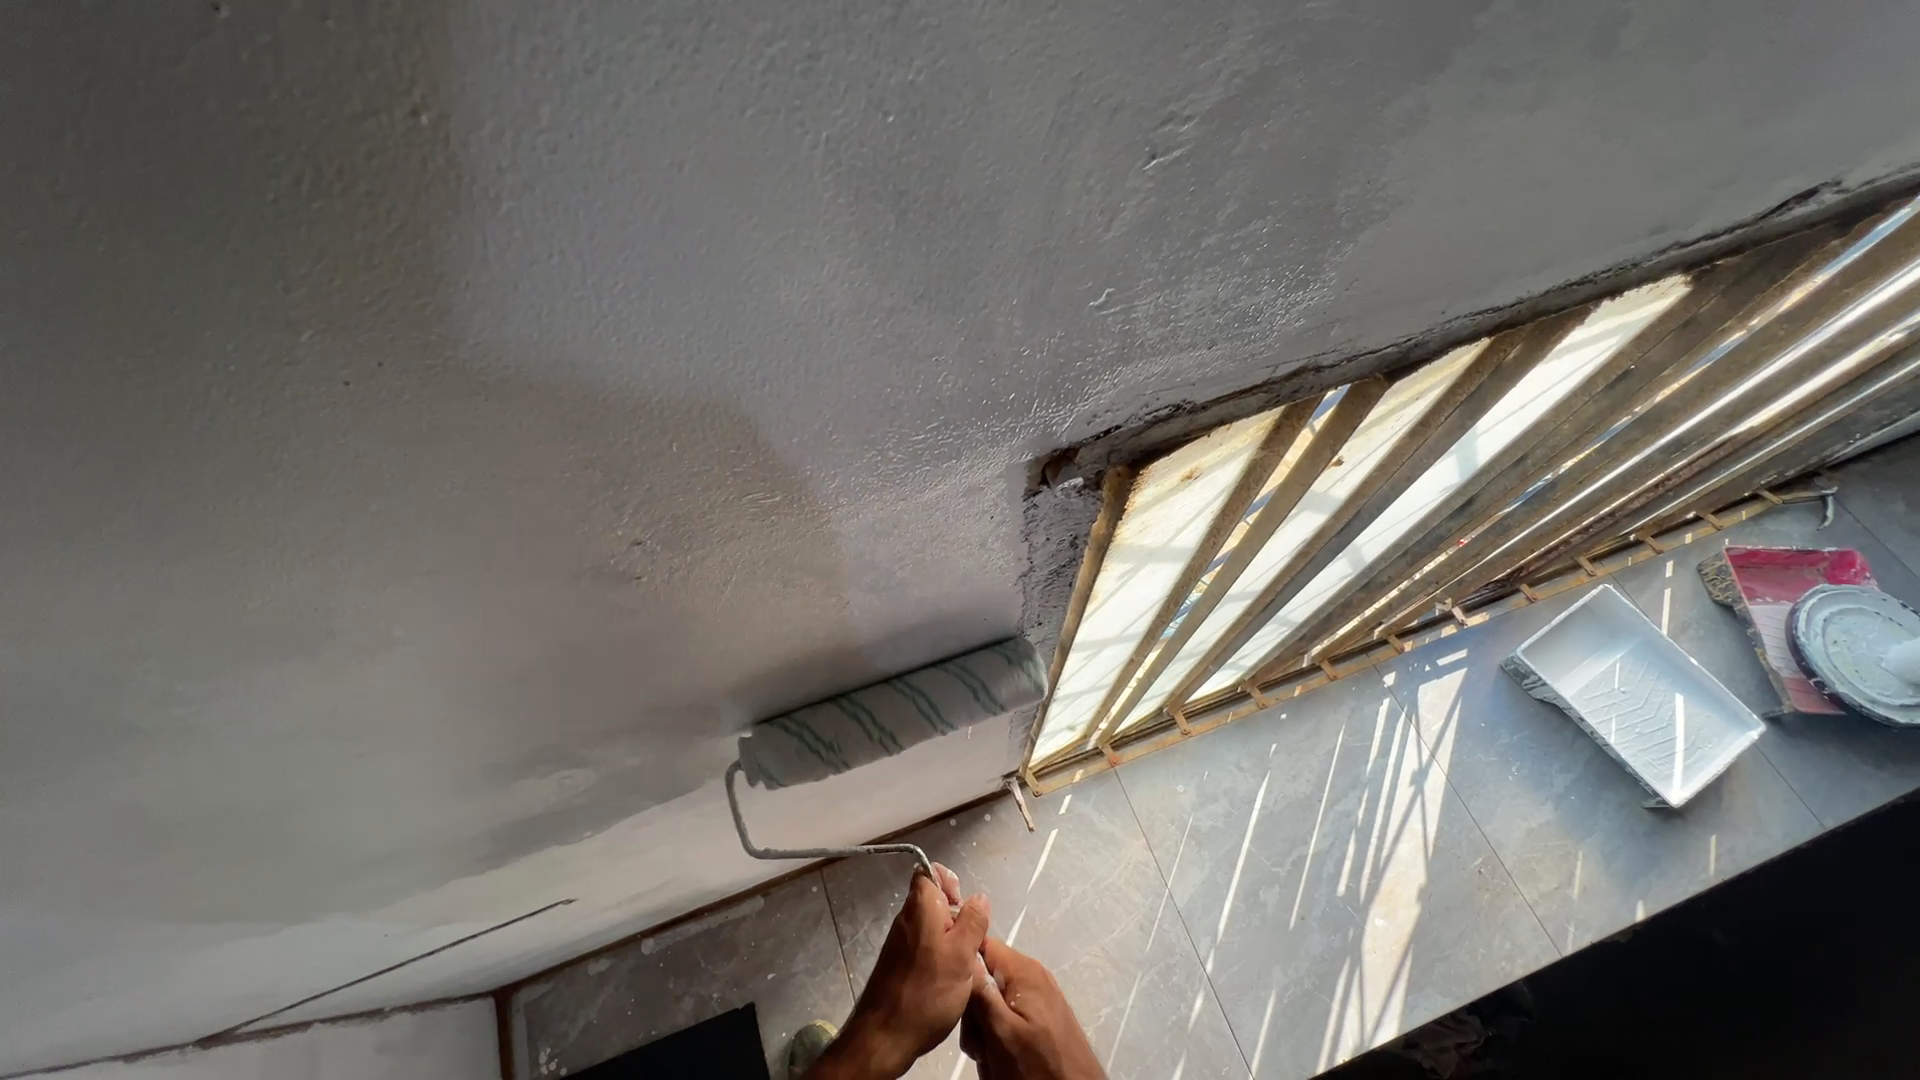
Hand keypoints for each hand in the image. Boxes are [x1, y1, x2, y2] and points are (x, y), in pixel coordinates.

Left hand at [808, 863, 989, 1079]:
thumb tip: (979, 897)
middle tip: (971, 944)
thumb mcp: (962, 954)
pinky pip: (926, 948)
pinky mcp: (900, 963)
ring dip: (952, 941)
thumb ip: (973, 921)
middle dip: (958, 917)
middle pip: (935, 901)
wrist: (885, 1036)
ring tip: (964, 967)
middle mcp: (907, 917)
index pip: (930, 871)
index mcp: (920, 905)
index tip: (964, 908)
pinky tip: (949, 982)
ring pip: (933, 927)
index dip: (951, 882)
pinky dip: (940, 958)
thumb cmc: (927, 990)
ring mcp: (901, 941)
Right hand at [960, 938, 1104, 1079]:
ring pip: (995, 1000)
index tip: (960, 998)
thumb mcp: (1001, 1031)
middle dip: (976, 1010)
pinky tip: (1004, 1056)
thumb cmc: (1038, 1066)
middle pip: (987, 977)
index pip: (982, 945)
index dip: (965, 968)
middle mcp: (1033, 974)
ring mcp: (1040, 995)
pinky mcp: (1043, 1014)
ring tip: (992, 1054)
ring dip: (986, 1028)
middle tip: (980, 1042)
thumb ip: (980, 991)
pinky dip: (1001, 1035)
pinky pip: (1010, 1014)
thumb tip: (963, 951)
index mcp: (1023, 969)